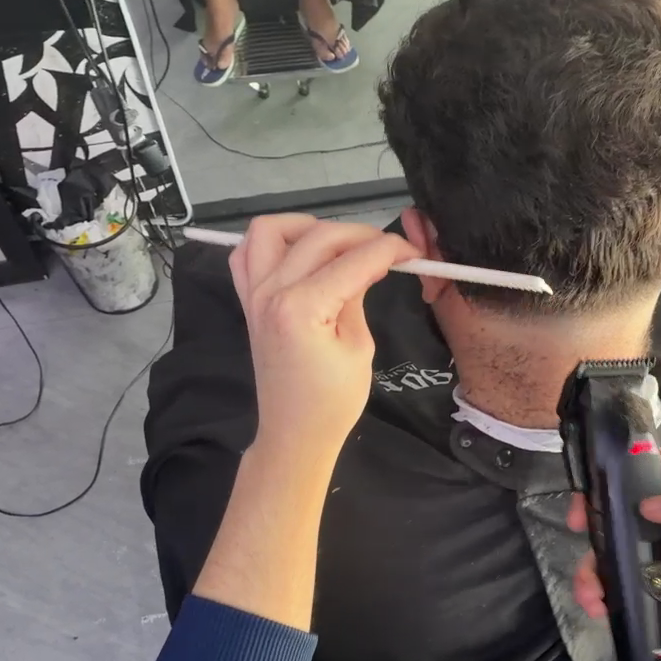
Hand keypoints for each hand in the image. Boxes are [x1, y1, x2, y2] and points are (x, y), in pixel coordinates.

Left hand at [228, 215, 417, 468]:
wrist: (294, 433)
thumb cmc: (333, 402)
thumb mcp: (359, 347)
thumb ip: (357, 295)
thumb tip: (367, 263)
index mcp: (302, 307)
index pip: (354, 259)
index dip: (390, 249)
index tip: (414, 251)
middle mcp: (271, 291)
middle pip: (319, 236)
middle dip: (360, 235)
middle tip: (388, 251)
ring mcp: (253, 293)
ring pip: (272, 230)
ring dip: (309, 227)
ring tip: (338, 245)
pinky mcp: (248, 301)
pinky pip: (247, 254)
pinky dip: (271, 243)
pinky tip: (299, 254)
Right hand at [568, 452, 660, 660]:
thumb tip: (646, 503)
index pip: (653, 467)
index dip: (621, 465)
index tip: (596, 477)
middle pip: (619, 506)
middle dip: (592, 512)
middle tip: (578, 524)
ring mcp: (655, 561)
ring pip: (608, 549)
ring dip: (590, 564)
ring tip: (591, 590)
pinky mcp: (647, 595)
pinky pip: (611, 587)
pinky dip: (597, 593)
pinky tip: (598, 606)